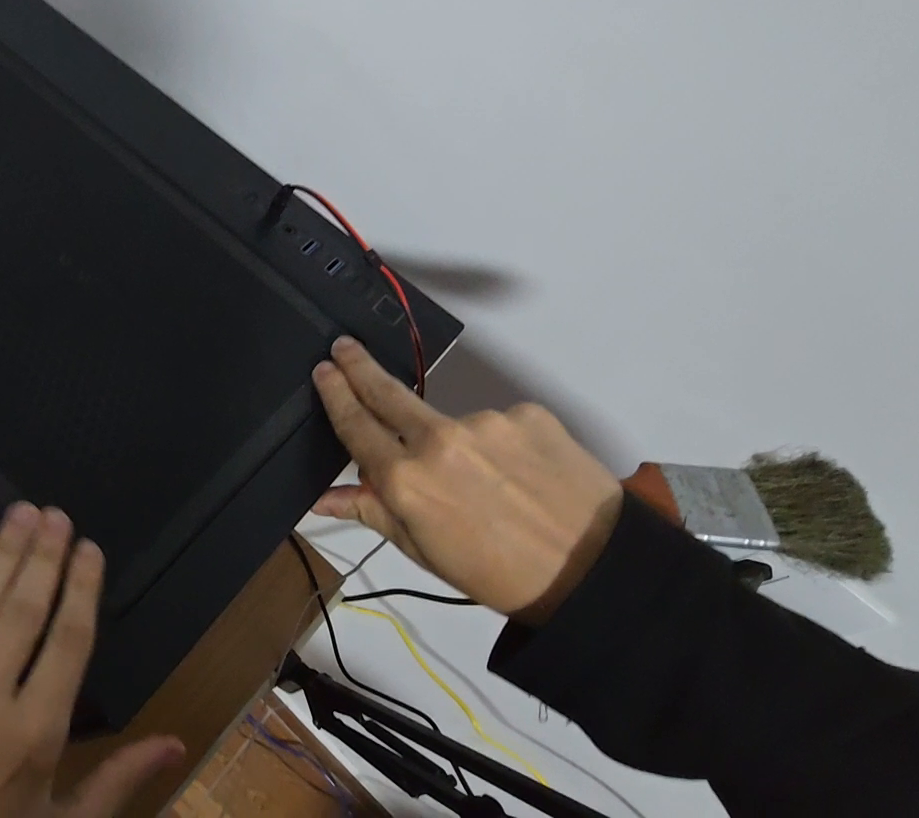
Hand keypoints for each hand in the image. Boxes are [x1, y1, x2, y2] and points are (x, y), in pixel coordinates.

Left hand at [0, 502, 183, 817]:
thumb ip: (116, 782)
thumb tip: (175, 744)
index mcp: (32, 734)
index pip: (67, 642)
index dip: (82, 589)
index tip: (90, 549)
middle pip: (22, 609)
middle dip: (43, 557)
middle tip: (57, 514)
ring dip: (3, 551)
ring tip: (23, 512)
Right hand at [310, 337, 622, 622]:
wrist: (597, 572)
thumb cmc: (496, 573)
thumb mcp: (423, 549)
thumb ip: (371, 510)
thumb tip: (320, 499)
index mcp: (405, 479)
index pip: (356, 424)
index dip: (336, 393)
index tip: (324, 369)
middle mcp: (438, 440)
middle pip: (387, 392)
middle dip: (360, 365)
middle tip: (344, 345)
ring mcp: (485, 421)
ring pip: (450, 420)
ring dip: (453, 439)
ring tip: (485, 479)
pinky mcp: (527, 413)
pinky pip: (497, 423)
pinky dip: (497, 442)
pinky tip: (518, 472)